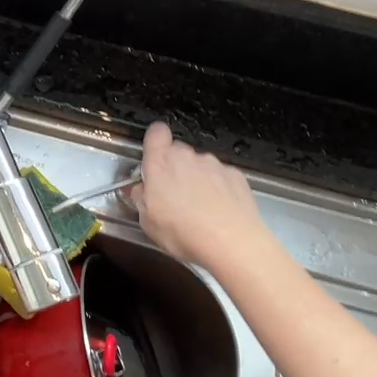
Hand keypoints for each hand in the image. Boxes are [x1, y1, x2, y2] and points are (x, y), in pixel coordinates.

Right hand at [131, 122, 265, 265]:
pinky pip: (221, 177)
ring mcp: (213, 165)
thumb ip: (141, 198)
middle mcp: (187, 157)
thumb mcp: (147, 222)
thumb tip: (141, 191)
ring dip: (197, 180)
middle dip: (174, 168)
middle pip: (178, 152)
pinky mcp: (236, 176)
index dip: (155, 141)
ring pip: (200, 165)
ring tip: (198, 209)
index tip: (154, 156)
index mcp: (160, 163)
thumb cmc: (185, 232)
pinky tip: (218, 211)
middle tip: (172, 196)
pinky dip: (219, 189)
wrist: (231, 243)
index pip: (156, 133)